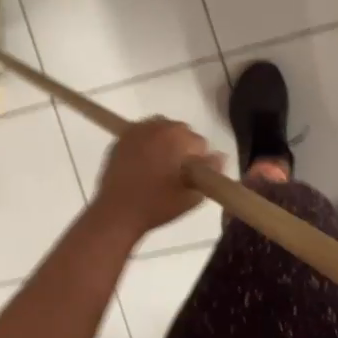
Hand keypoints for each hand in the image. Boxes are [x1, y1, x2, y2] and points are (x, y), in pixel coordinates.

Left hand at [89, 118, 219, 239]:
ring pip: (160, 130)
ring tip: (160, 169)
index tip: (192, 178)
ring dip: (164, 143)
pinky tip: (143, 165)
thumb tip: (220, 157)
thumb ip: (210, 171)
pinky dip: (146, 144)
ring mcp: (135, 130)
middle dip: (182, 148)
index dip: (199, 161)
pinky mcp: (120, 138)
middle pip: (179, 131)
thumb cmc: (157, 205)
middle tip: (176, 174)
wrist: (117, 212)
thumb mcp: (192, 194)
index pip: (199, 143)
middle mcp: (156, 125)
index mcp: (176, 136)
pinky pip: (141, 135)